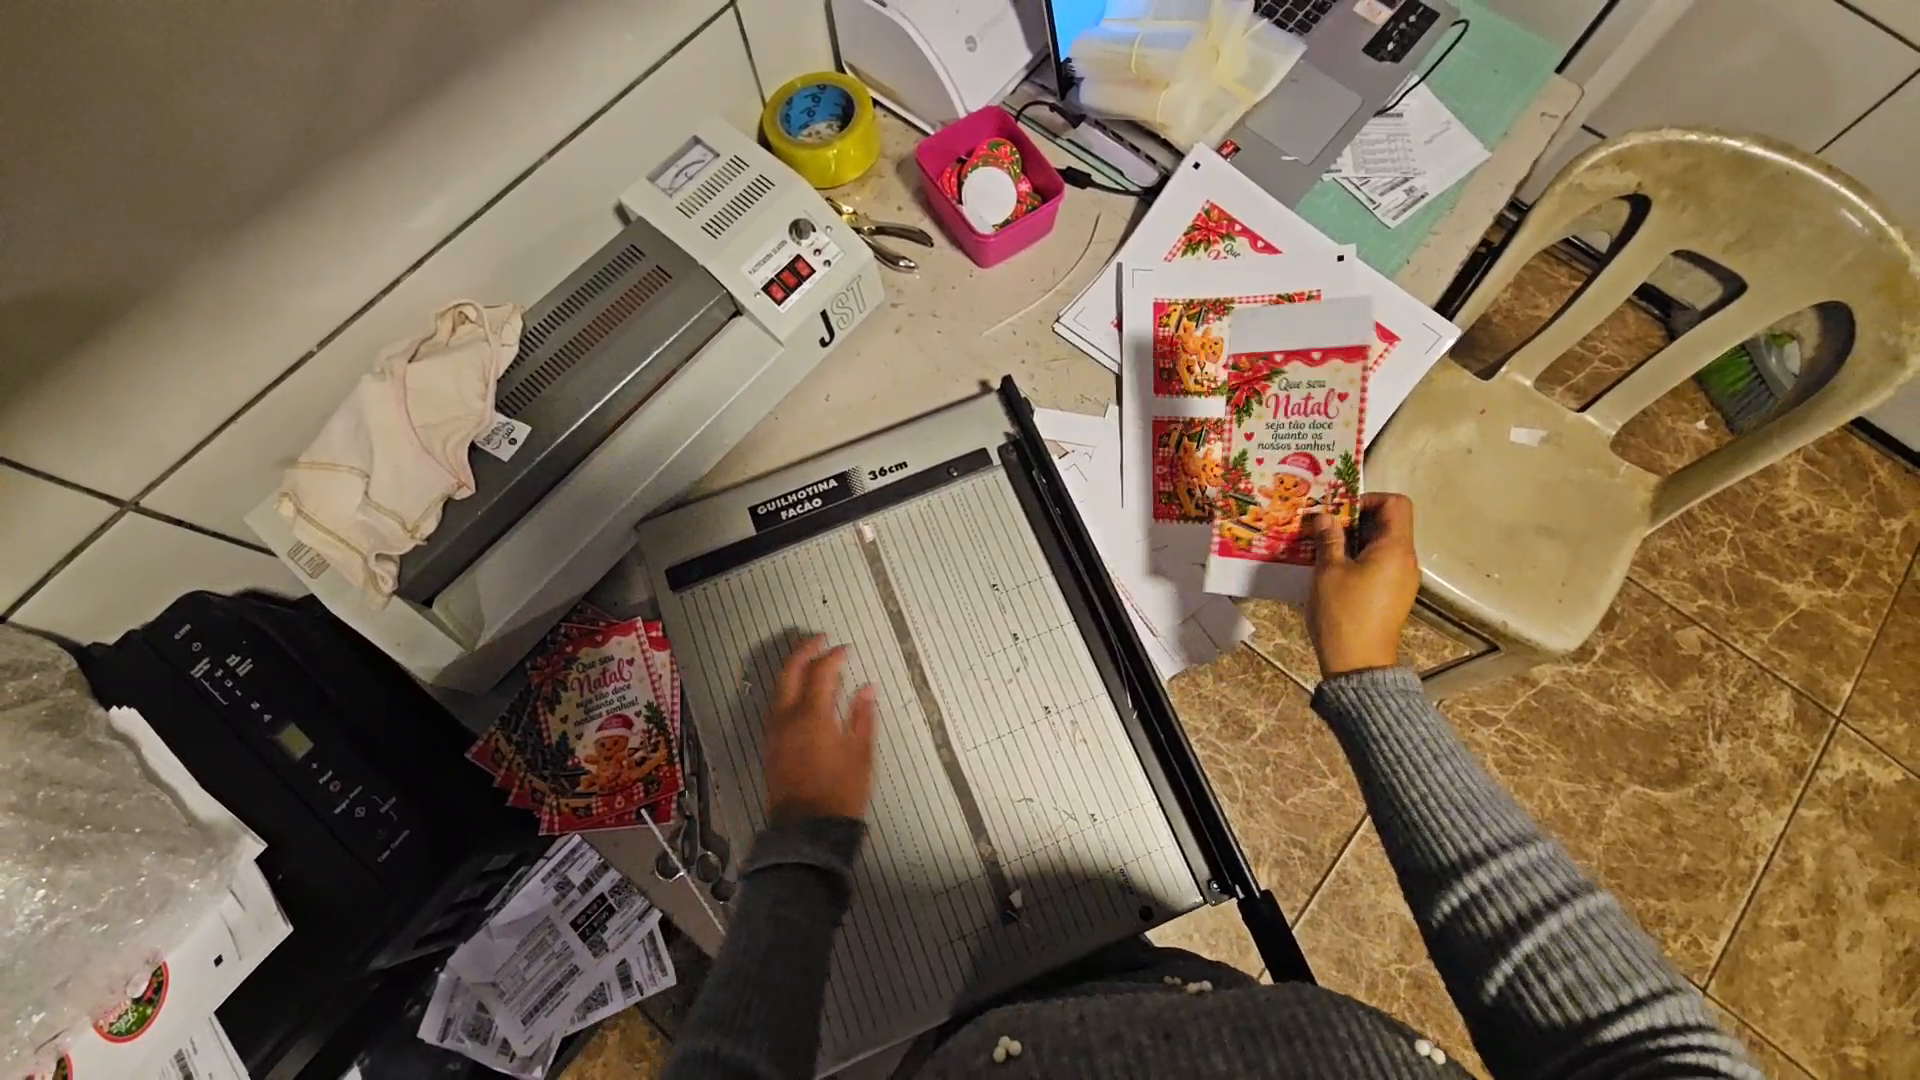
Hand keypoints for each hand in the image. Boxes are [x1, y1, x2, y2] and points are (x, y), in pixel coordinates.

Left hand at [763, 636, 878, 825]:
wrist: (806, 831)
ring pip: (780, 688)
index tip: (847, 649)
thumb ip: (863, 717)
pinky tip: (803, 692)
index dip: (834, 656)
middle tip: (822, 639)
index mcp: (812, 716)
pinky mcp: (771, 744)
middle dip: (805, 651)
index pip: (822, 673)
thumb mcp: (861, 755)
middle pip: (791, 672)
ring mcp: (775, 731)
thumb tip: (867, 688)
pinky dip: (789, 689)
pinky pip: (777, 705)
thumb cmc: (840, 793)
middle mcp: (788, 717)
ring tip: (813, 660)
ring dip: (794, 668)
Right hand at [1306, 493, 1419, 677]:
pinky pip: (1379, 565)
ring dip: (1353, 541)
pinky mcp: (1393, 595)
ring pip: (1381, 545)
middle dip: (1354, 520)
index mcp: (1395, 548)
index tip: (1338, 512)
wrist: (1358, 663)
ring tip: (1323, 549)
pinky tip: (1333, 571)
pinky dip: (1358, 559)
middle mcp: (1406, 560)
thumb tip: (1325, 516)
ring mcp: (1402, 579)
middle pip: (1389, 524)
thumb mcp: (1328, 571)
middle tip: (1322, 528)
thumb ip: (1329, 539)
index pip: (1396, 504)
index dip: (1368, 500)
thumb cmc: (1343, 612)